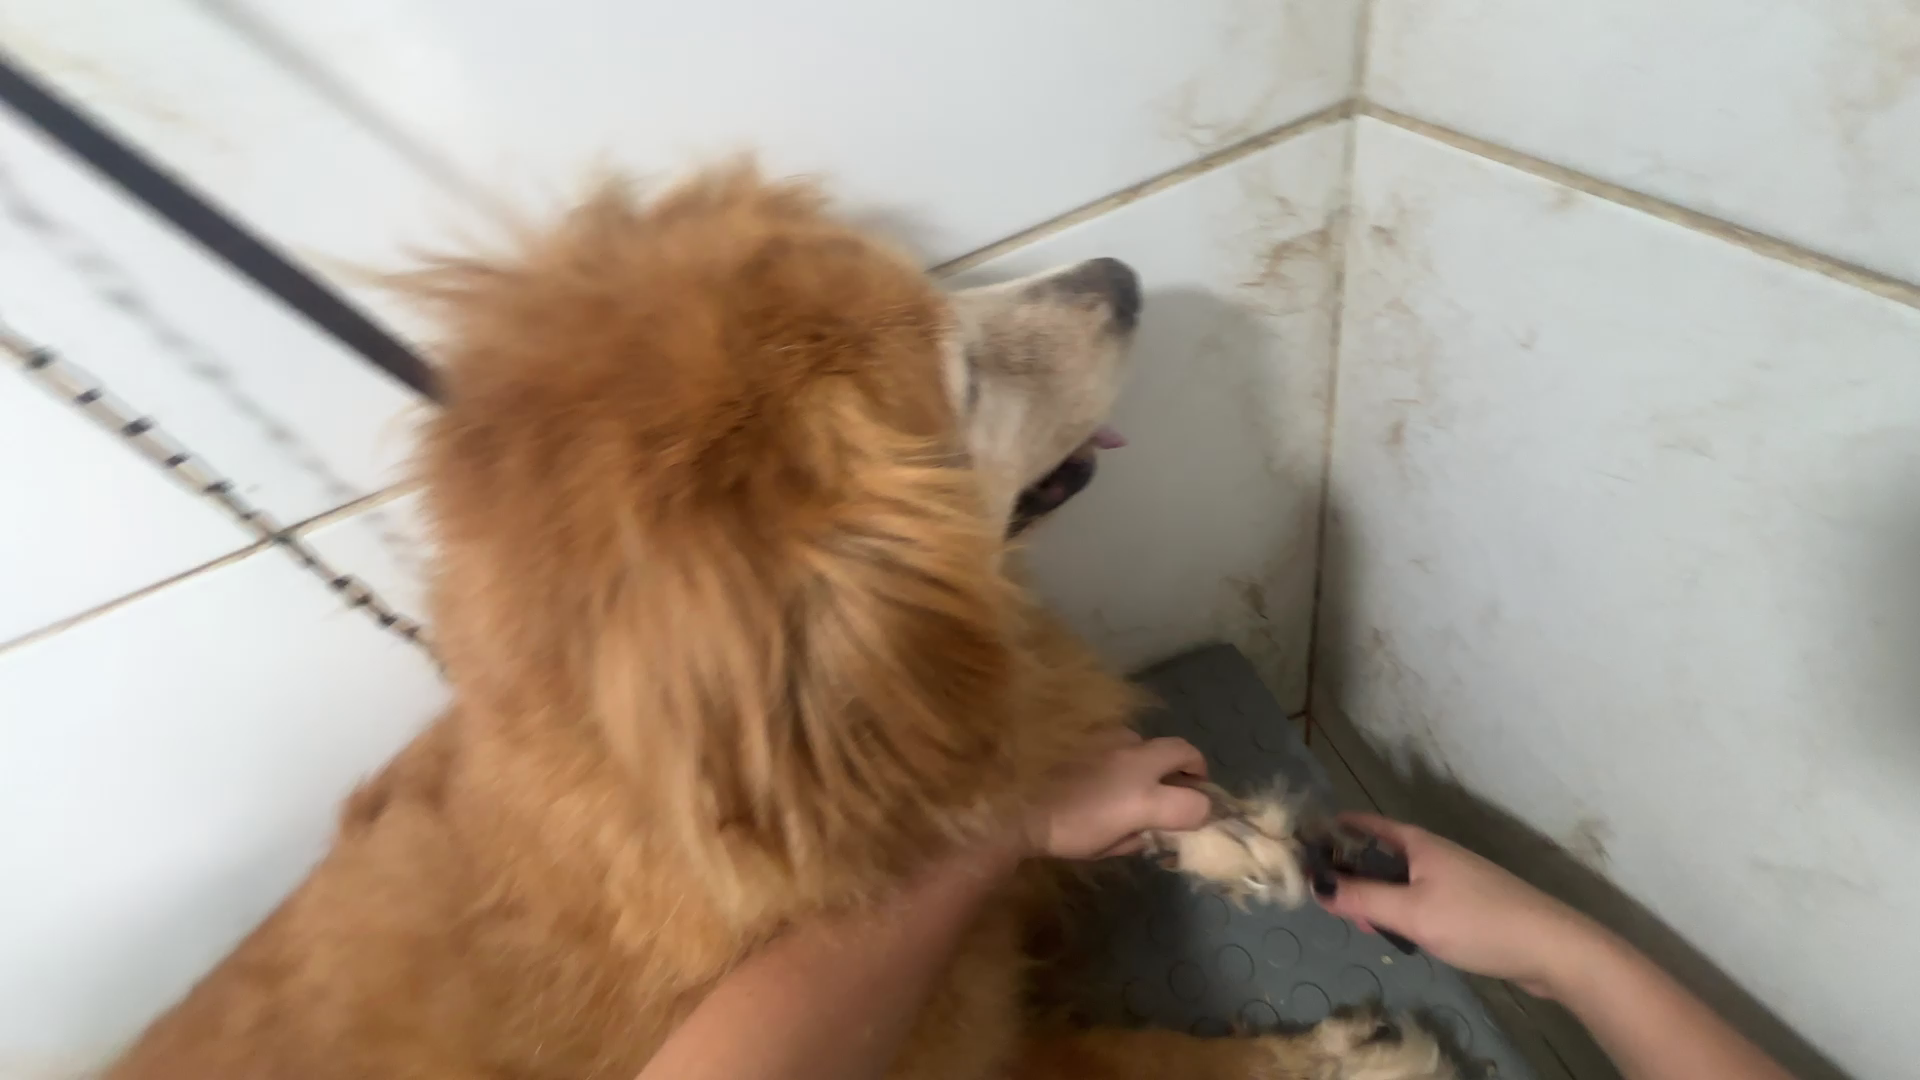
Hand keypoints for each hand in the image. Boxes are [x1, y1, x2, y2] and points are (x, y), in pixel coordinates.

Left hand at [1023, 734, 1213, 860]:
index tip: (1194, 819)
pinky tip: (1105, 763)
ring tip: (1137, 774)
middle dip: (1193, 766)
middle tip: (1187, 781)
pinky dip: (1123, 750)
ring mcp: (1112, 740)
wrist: (1017, 802)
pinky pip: (1119, 735)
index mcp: (1143, 798)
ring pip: (1148, 740)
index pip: (1197, 802)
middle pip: (1184, 750)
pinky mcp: (1091, 729)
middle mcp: (1135, 762)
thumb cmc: (1065, 833)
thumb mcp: (1109, 848)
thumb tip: (1152, 829)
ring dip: (1152, 757)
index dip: (1203, 813)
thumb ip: (1140, 836)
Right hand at [1316, 814, 1606, 997]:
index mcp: (1415, 842)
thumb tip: (1313, 886)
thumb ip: (1360, 899)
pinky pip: (1421, 897)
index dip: (1331, 832)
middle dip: (1352, 875)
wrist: (1561, 952)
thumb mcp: (1410, 913)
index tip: (1304, 849)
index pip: (1361, 823)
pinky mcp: (1470, 903)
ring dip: (1379, 898)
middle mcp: (1432, 851)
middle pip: (1377, 854)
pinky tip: (1407, 936)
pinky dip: (1404, 910)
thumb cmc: (1478, 921)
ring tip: (1371, 927)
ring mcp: (1453, 876)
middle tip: (1337, 904)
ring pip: (1399, 880)